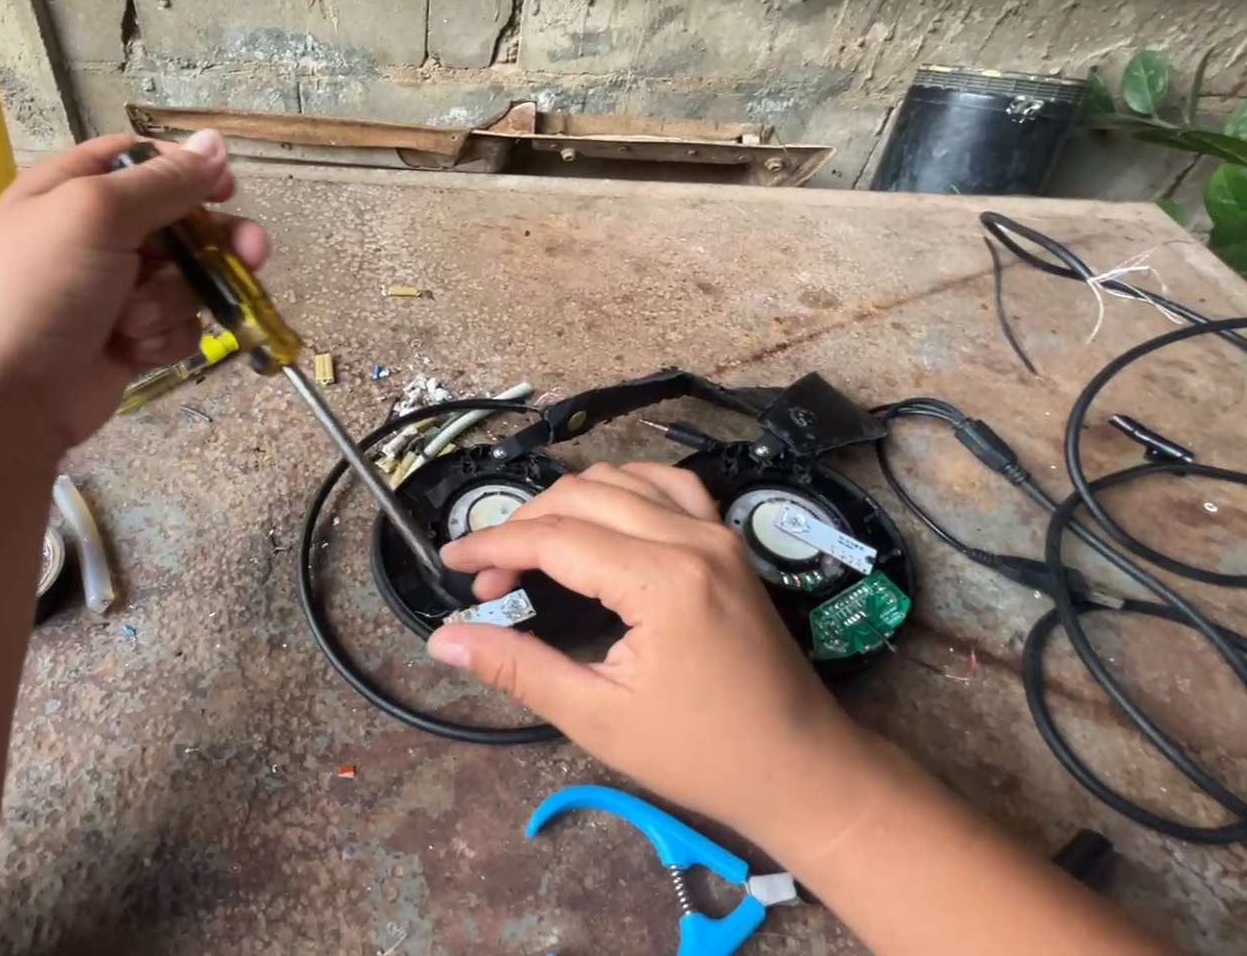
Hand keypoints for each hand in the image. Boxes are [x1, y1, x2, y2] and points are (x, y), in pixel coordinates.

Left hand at [0, 130, 268, 447]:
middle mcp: (98, 236)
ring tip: (133, 322)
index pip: (143, 161)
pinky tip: (134, 351)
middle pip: (180, 224)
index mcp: (76, 190)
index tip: (226, 189)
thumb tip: (217, 144)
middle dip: (215, 242)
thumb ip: (162, 181)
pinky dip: (164, 339)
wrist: (2, 399)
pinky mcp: (131, 341)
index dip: (188, 171)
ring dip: (172, 302)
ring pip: (185, 282)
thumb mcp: (96, 214)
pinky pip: (177, 328)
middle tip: (253, 255)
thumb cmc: (39, 289)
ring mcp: (116, 292)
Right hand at [428, 462, 881, 852]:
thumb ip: (516, 668)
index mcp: (661, 582)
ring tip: (532, 551)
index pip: (553, 538)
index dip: (492, 545)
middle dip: (519, 528)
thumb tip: (444, 640)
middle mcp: (690, 538)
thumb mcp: (596, 718)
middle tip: (490, 579)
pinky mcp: (725, 537)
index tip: (451, 561)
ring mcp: (714, 531)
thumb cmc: (700, 753)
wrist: (802, 767)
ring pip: (615, 480)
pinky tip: (598, 515)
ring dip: (562, 504)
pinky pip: (663, 484)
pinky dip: (618, 488)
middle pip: (577, 497)